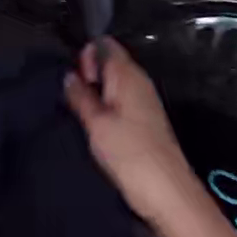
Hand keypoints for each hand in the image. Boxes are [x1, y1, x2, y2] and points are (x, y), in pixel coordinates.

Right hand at [64, 39, 200, 225]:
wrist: (168, 193)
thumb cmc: (129, 153)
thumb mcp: (96, 123)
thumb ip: (80, 95)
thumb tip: (69, 75)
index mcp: (127, 74)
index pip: (104, 44)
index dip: (86, 55)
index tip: (80, 82)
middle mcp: (139, 80)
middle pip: (109, 61)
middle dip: (88, 74)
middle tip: (78, 102)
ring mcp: (145, 100)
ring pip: (114, 81)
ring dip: (97, 93)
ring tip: (85, 116)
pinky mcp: (146, 119)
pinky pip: (121, 99)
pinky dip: (107, 106)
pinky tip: (98, 127)